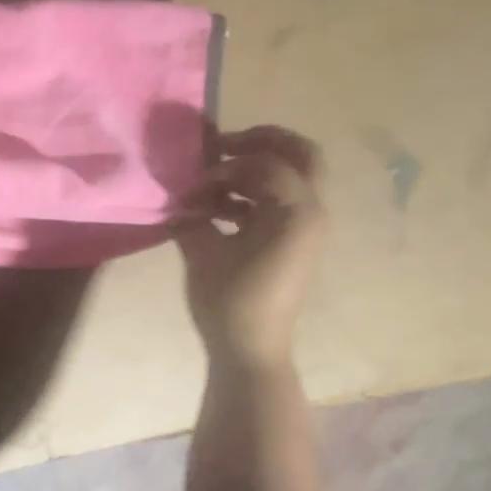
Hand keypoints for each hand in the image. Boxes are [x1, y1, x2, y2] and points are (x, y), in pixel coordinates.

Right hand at [174, 126, 326, 371]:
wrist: (251, 347)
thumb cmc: (229, 302)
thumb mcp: (205, 256)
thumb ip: (193, 219)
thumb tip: (179, 198)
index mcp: (297, 211)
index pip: (266, 164)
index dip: (226, 166)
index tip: (192, 180)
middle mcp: (312, 210)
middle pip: (299, 155)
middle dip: (261, 144)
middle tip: (221, 147)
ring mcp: (306, 226)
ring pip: (290, 177)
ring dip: (254, 172)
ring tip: (212, 183)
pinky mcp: (293, 241)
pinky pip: (278, 203)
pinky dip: (252, 196)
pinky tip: (217, 209)